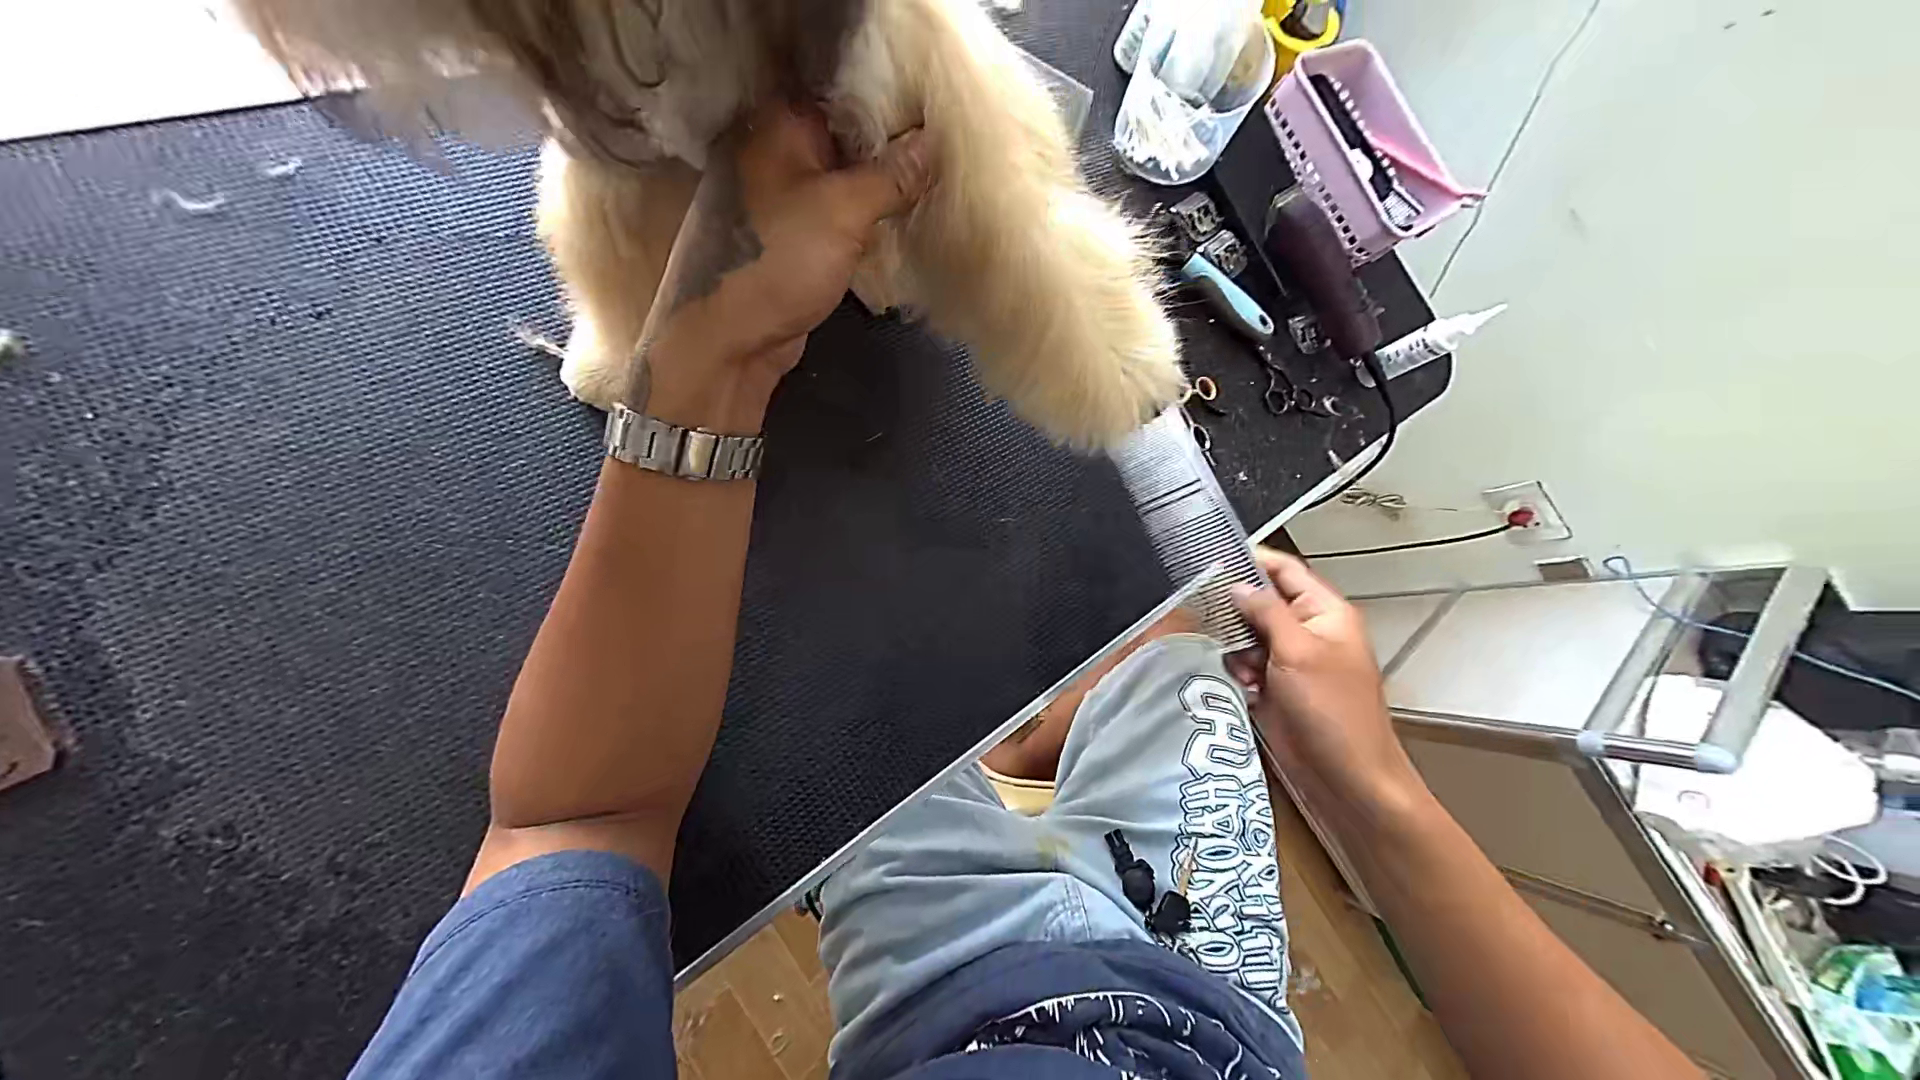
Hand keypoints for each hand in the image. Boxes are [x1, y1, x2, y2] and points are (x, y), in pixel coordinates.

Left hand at [635, 100, 933, 432]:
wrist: (742, 334)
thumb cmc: (783, 260)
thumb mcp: (844, 212)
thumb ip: (891, 177)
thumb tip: (933, 145)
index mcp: (782, 128)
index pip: (845, 96)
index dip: (890, 106)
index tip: (932, 119)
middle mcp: (783, 155)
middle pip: (848, 140)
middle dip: (892, 151)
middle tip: (940, 157)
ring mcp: (790, 199)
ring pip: (847, 182)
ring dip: (883, 189)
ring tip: (929, 187)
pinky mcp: (800, 239)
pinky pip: (842, 217)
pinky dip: (868, 220)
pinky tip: (900, 222)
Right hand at [1228, 549, 1431, 831]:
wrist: (1345, 776)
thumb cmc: (1334, 711)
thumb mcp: (1298, 651)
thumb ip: (1265, 612)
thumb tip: (1236, 585)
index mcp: (1325, 613)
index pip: (1285, 570)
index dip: (1253, 560)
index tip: (1215, 558)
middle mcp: (1306, 630)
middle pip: (1260, 601)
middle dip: (1236, 610)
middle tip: (1210, 612)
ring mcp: (1290, 659)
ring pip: (1246, 633)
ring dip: (1236, 645)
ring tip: (1241, 664)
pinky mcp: (1274, 684)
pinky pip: (1244, 663)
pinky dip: (1238, 670)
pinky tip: (1244, 684)